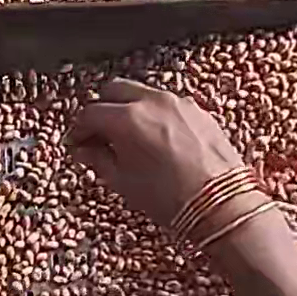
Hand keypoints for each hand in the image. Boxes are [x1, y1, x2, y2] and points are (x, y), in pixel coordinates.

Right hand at [64, 79, 244, 227]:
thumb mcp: (122, 181)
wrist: (220, 205)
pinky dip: (151, 113)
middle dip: (101, 109)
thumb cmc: (169, 198)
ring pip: (141, 93)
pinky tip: (151, 138)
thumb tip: (84, 150)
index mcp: (127, 119)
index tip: (76, 143)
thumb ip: (98, 158)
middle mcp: (152, 101)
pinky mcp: (197, 110)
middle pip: (114, 90)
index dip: (78, 129)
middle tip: (96, 134)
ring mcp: (177, 102)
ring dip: (126, 108)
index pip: (90, 113)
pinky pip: (165, 103)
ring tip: (124, 137)